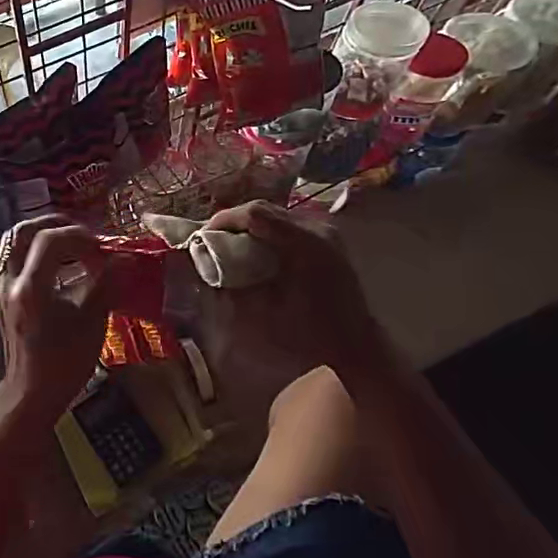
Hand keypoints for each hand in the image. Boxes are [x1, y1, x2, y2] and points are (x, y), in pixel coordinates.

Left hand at [0, 215, 111, 419]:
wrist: (30, 392)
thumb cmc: (63, 363)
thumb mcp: (91, 324)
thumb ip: (105, 285)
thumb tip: (126, 259)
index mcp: (30, 288)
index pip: (49, 240)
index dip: (80, 235)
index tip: (104, 246)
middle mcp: (9, 281)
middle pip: (23, 231)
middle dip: (55, 225)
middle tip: (85, 235)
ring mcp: (1, 286)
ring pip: (15, 242)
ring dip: (43, 235)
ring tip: (74, 246)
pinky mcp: (2, 294)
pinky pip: (15, 257)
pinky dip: (36, 251)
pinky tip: (61, 264)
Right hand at [193, 201, 389, 402]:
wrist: (357, 348)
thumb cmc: (309, 334)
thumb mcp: (260, 311)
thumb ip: (228, 285)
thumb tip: (200, 266)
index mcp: (304, 243)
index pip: (253, 213)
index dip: (221, 222)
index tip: (200, 239)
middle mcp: (317, 229)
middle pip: (262, 209)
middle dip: (230, 223)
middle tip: (208, 243)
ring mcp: (325, 232)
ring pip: (272, 214)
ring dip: (245, 227)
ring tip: (225, 246)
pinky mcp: (326, 240)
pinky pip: (284, 224)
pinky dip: (261, 232)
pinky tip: (251, 251)